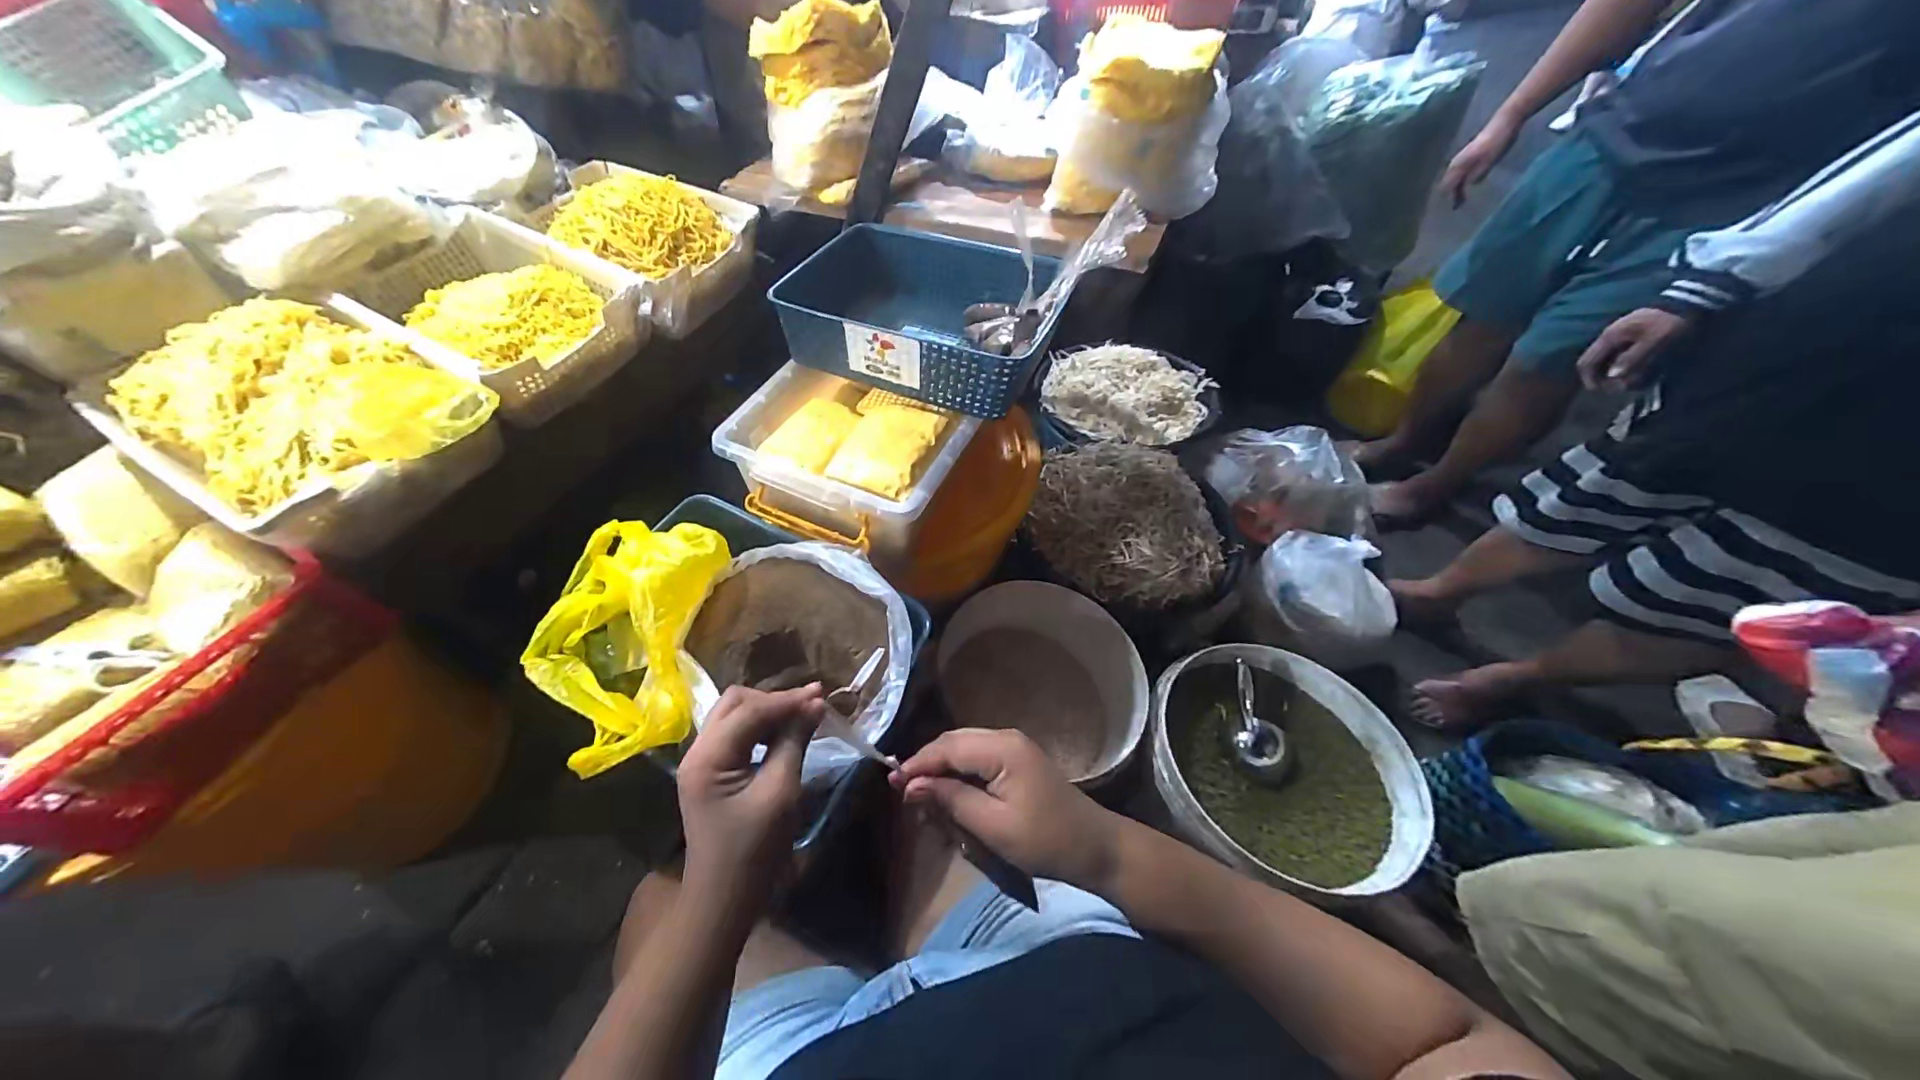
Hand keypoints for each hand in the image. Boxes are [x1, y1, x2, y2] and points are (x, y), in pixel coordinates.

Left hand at [677, 684, 825, 900]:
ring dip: (768, 711)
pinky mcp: (710, 773)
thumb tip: (815, 705)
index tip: (822, 695)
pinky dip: (760, 728)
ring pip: (734, 715)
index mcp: (708, 758)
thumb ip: (794, 742)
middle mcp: (697, 752)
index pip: (750, 711)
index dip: (787, 700)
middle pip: (735, 703)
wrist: (724, 899)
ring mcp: (701, 762)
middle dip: (773, 700)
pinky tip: (783, 734)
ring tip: (802, 715)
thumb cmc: (754, 850)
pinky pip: (735, 734)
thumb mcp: (781, 793)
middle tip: (811, 706)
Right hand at [890, 728, 1121, 888]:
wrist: (1096, 848)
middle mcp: (1005, 737)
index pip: (947, 747)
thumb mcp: (992, 826)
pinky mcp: (1015, 762)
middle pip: (952, 743)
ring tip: (925, 803)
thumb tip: (910, 785)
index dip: (917, 765)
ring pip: (962, 751)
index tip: (891, 786)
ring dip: (942, 774)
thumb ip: (950, 800)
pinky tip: (951, 801)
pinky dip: (960, 779)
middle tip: (905, 797)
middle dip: (927, 767)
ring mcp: (1012, 748)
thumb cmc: (1046, 840)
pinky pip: (977, 761)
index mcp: (1001, 748)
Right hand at [1439, 114, 1519, 207]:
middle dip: (1450, 194)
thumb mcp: (1488, 161)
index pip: (1447, 187)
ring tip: (1461, 196)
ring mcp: (1460, 158)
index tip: (1455, 208)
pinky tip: (1466, 183)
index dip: (1449, 198)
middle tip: (1457, 205)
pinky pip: (1458, 171)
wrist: (1505, 121)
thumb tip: (1468, 185)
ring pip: (1452, 177)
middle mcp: (1455, 163)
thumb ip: (1476, 175)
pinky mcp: (1467, 154)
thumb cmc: (1497, 142)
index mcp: (1458, 165)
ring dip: (1455, 187)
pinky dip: (1460, 180)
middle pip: (1448, 183)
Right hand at [1577, 307, 1694, 389]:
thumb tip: (1613, 376)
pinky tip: (1633, 369)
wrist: (1687, 302)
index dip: (1589, 379)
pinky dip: (1619, 364)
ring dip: (1611, 372)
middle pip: (1592, 363)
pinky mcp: (1626, 336)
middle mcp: (1607, 337)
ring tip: (1628, 381)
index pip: (1586, 362)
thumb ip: (1632, 358)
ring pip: (1603, 360)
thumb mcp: (1654, 340)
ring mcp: (1616, 335)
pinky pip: (1614, 354)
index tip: (1601, 391)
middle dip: (1601, 378)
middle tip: (1617, 388)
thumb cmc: (1670, 322)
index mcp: (1609, 338)